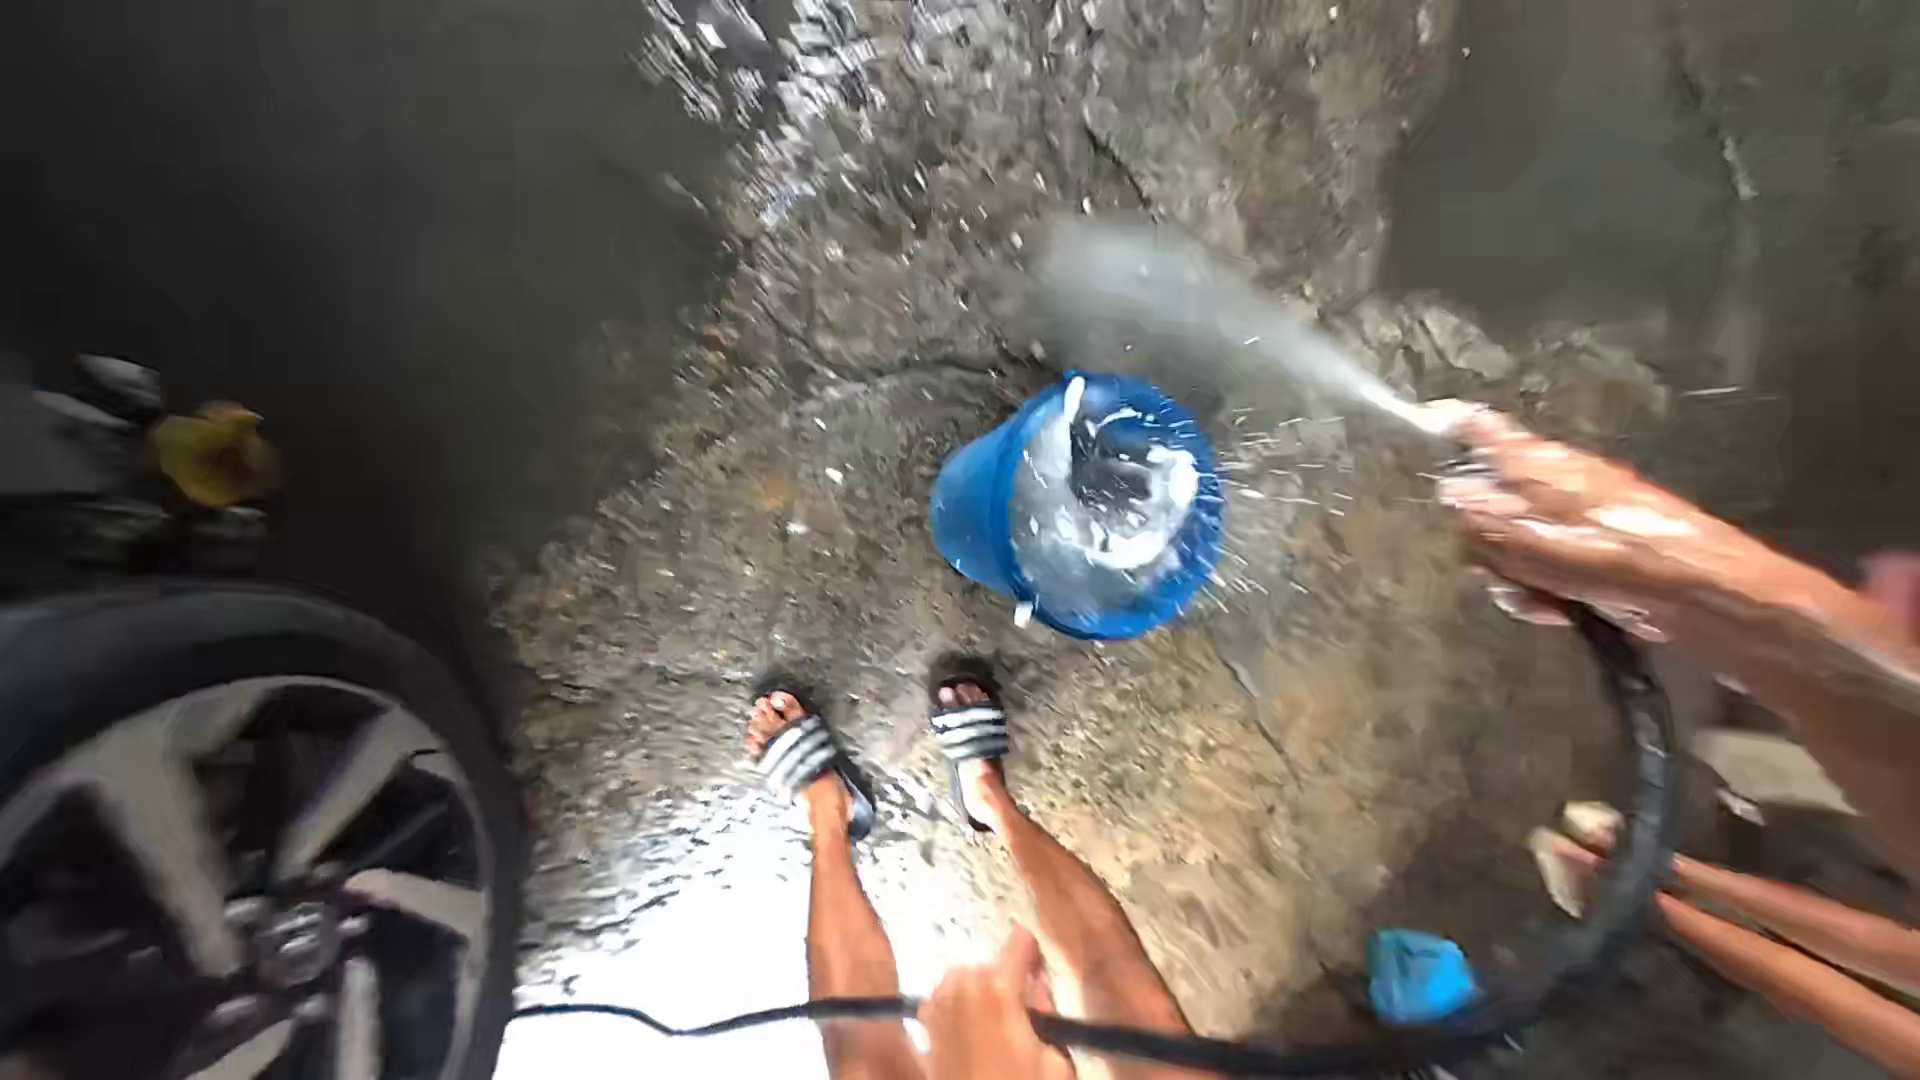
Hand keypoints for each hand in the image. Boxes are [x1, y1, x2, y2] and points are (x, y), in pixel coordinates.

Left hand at [920, 927, 1074, 1079]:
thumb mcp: (1056, 1063)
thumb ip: (1047, 1012)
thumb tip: (1036, 984)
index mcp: (999, 988)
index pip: (1020, 939)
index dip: (1034, 957)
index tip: (1039, 981)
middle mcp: (965, 984)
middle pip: (993, 961)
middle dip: (1008, 980)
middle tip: (1020, 1018)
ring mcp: (940, 1001)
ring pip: (967, 975)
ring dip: (981, 990)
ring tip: (994, 1027)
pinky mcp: (926, 1022)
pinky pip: (946, 995)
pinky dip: (959, 1004)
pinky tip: (969, 1035)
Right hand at [1431, 402, 1784, 639]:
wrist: (1707, 599)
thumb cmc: (1613, 558)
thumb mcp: (1522, 539)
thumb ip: (1475, 516)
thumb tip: (1449, 495)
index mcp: (1537, 464)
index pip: (1485, 428)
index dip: (1453, 422)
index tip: (1431, 417)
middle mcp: (1555, 482)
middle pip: (1483, 500)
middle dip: (1476, 539)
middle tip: (1486, 561)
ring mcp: (1576, 517)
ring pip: (1507, 540)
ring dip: (1508, 572)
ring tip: (1531, 594)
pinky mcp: (1593, 551)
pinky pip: (1540, 565)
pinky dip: (1539, 588)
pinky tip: (1555, 607)